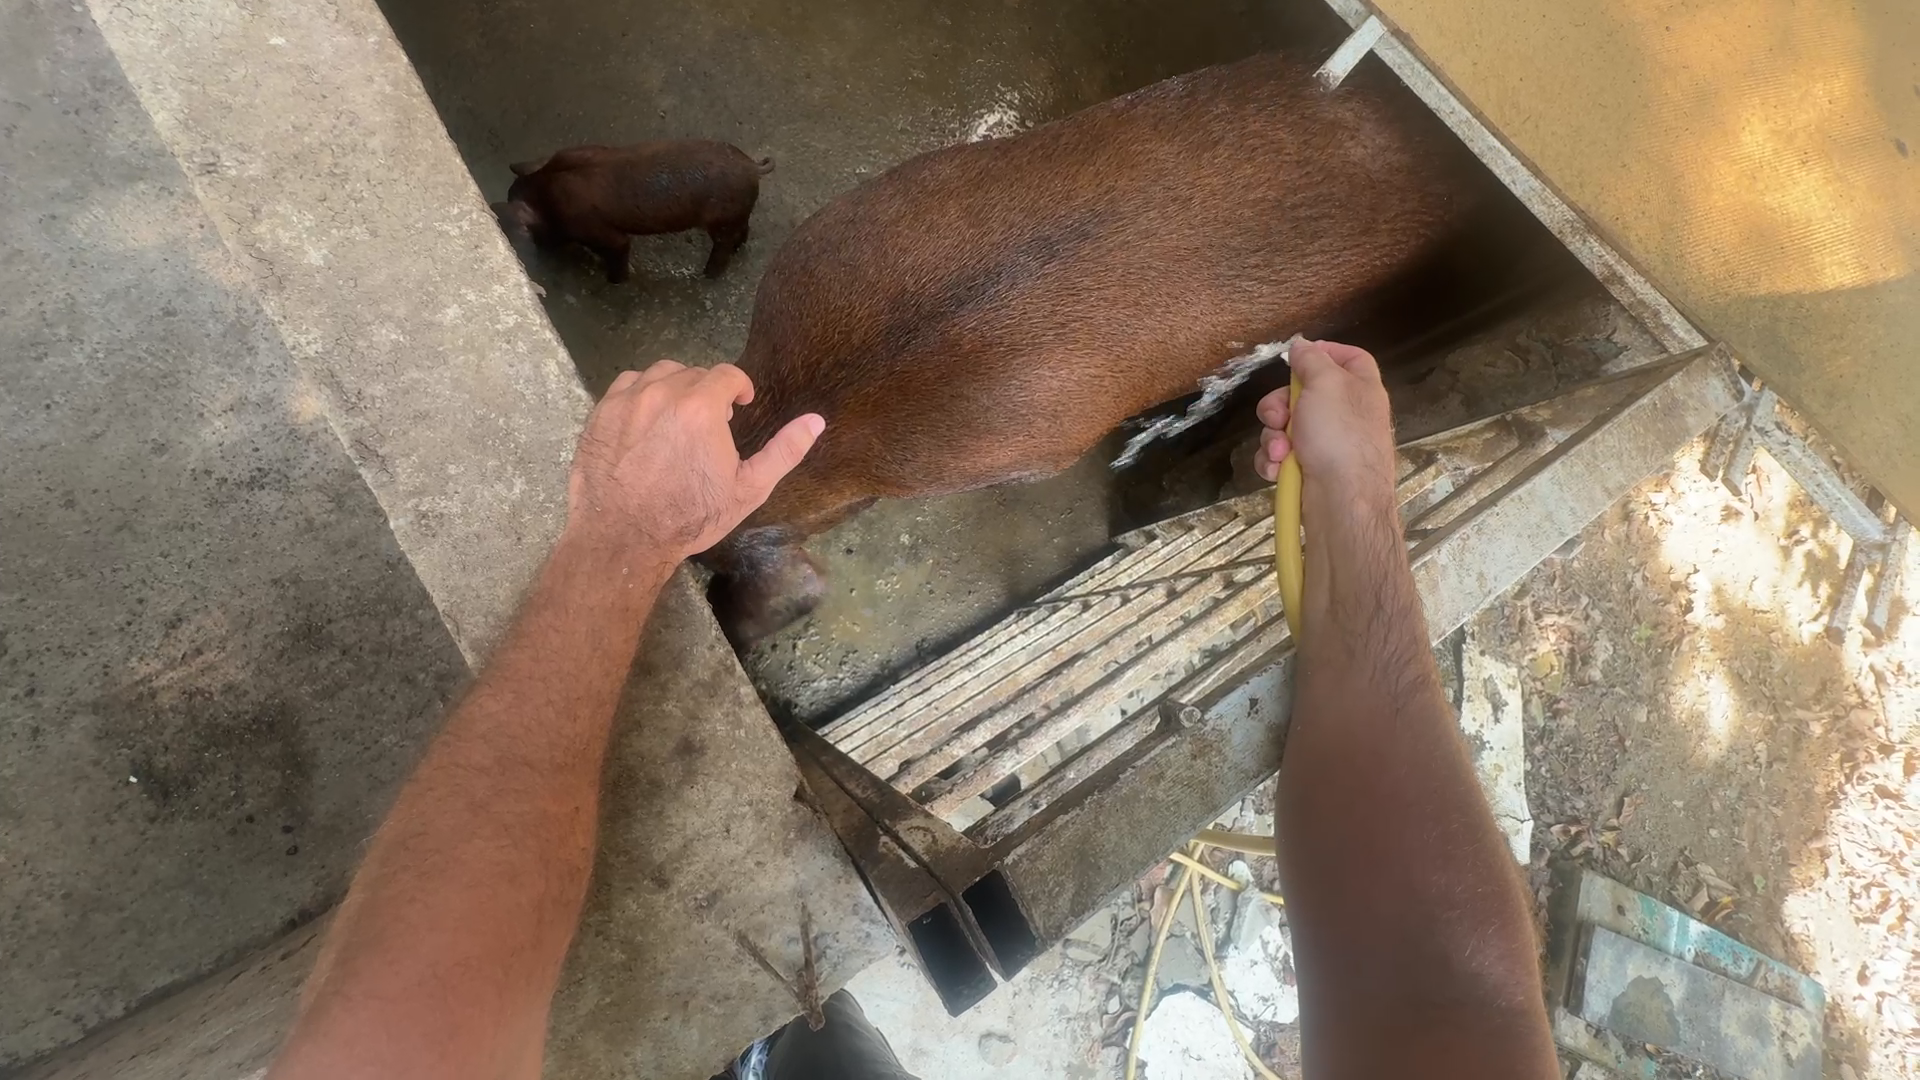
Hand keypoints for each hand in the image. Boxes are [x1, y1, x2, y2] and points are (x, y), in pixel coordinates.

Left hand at [564, 360, 822, 567]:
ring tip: (681, 418)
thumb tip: (816, 420)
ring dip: (677, 388)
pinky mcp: (601, 413)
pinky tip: (649, 420)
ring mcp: (627, 401)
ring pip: (660, 374)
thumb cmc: (692, 516)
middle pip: (694, 373)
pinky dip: (644, 393)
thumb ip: (784, 451)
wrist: (625, 538)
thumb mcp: (749, 489)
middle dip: (708, 392)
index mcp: (702, 407)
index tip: (741, 406)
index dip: (740, 387)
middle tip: (712, 424)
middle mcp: (663, 393)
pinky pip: (628, 385)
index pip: (727, 374)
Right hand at [1252, 340, 1395, 498]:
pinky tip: (1277, 469)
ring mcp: (1323, 443)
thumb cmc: (1339, 435)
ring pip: (1282, 428)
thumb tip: (1302, 344)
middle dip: (1278, 407)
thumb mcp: (1325, 384)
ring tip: (1280, 453)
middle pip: (1300, 394)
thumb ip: (1311, 360)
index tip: (1297, 357)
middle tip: (1278, 418)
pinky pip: (1278, 455)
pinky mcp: (1305, 467)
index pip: (1347, 357)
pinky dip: (1272, 461)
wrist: (1341, 498)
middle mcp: (1343, 414)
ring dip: (1272, 439)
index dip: (1323, 352)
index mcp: (1358, 388)